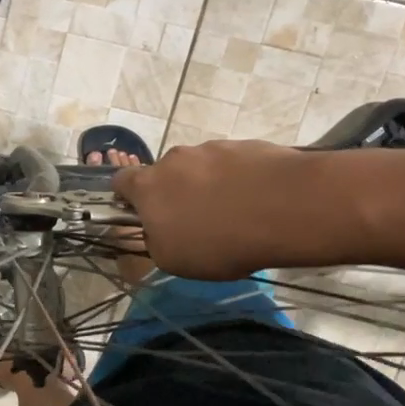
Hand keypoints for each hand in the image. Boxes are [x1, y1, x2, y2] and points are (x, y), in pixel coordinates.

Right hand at [113, 139, 351, 279]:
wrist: (283, 208)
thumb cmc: (217, 242)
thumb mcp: (173, 260)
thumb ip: (155, 241)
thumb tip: (157, 231)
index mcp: (147, 186)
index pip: (121, 181)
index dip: (129, 198)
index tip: (145, 216)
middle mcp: (174, 159)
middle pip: (166, 174)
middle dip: (176, 193)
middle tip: (197, 222)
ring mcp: (211, 148)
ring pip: (201, 169)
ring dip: (210, 187)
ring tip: (236, 214)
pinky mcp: (245, 145)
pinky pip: (233, 165)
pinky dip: (239, 180)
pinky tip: (258, 203)